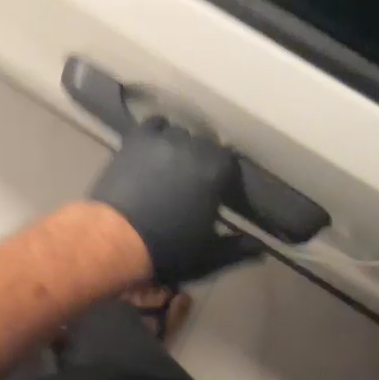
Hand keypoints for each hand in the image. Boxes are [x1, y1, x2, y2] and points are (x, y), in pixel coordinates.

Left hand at [88, 118, 265, 284]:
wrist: (116, 238)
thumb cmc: (167, 247)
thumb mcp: (208, 255)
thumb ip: (238, 248)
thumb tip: (262, 247)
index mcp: (215, 170)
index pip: (230, 163)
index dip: (225, 177)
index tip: (220, 193)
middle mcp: (193, 146)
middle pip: (206, 145)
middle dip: (204, 161)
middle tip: (195, 183)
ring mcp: (164, 138)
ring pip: (181, 133)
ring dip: (181, 147)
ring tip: (173, 165)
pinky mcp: (138, 137)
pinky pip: (155, 125)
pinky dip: (158, 132)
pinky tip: (155, 147)